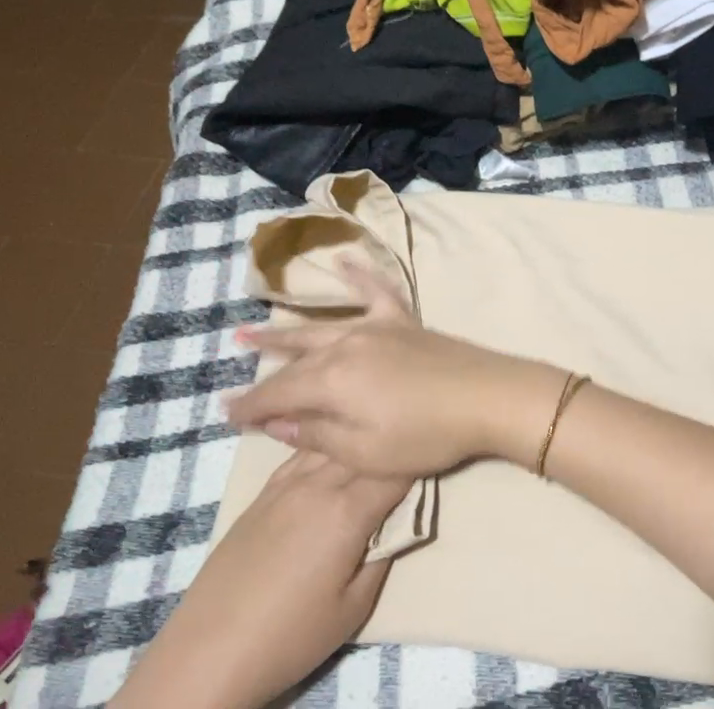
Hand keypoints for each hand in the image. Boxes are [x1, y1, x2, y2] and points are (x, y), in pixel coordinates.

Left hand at [110, 451, 411, 708]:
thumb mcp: (355, 606)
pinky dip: (324, 449)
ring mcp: (284, 488)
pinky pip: (301, 456)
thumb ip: (383, 554)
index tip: (436, 456)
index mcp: (347, 512)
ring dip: (358, 442)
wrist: (207, 654)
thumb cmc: (290, 637)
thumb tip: (398, 523)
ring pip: (331, 445)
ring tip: (378, 442)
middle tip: (413, 448)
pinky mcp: (260, 497)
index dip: (421, 460)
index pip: (397, 469)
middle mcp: (317, 486)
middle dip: (391, 446)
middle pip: (364, 449)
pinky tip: (334, 453)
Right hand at [223, 261, 564, 476]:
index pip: (277, 394)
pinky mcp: (404, 321)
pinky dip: (359, 275)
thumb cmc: (426, 435)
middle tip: (231, 374)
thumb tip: (278, 422)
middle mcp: (345, 346)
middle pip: (295, 359)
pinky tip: (342, 261)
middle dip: (263, 369)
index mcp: (331, 382)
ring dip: (287, 328)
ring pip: (321, 327)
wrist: (488, 398)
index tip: (225, 414)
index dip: (250, 407)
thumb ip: (316, 434)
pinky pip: (376, 290)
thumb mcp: (364, 452)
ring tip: (252, 327)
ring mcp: (376, 328)